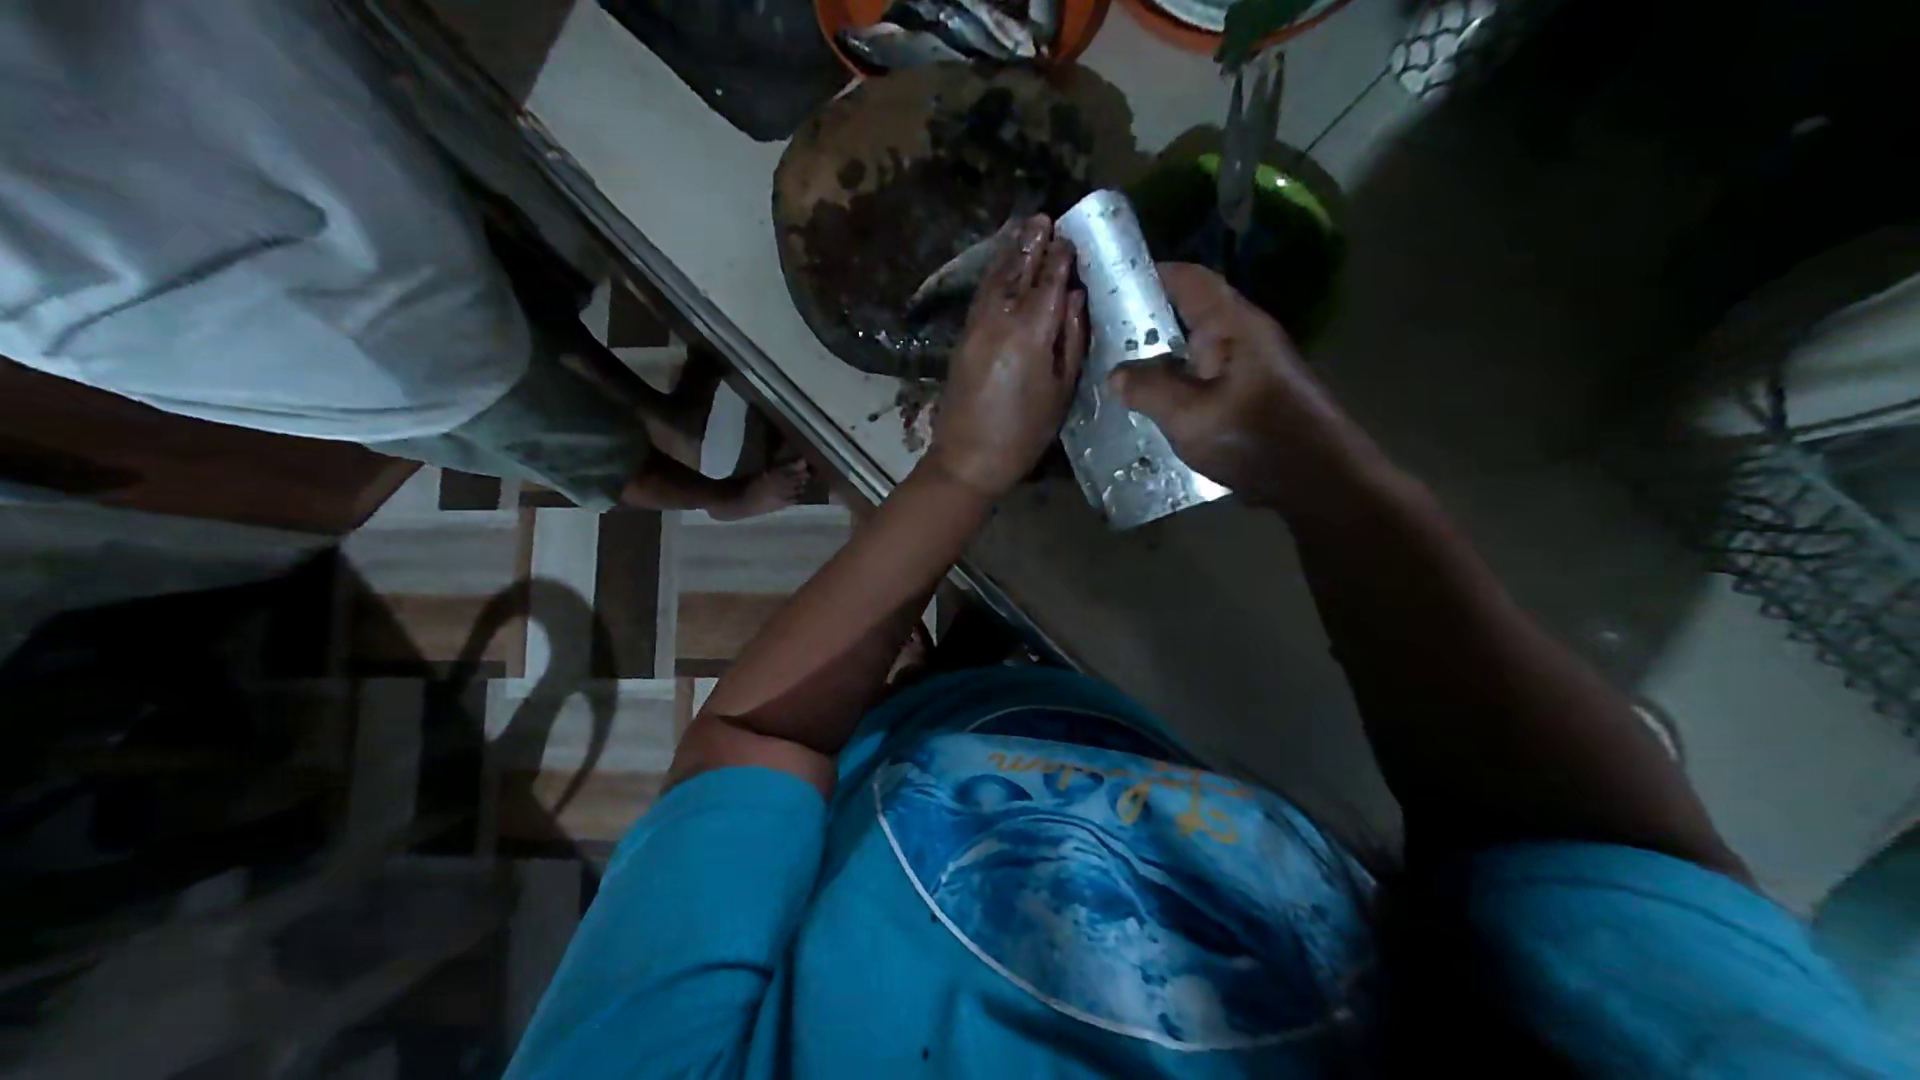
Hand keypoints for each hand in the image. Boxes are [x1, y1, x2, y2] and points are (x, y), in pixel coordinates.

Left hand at [928, 215, 1087, 497]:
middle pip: (1018, 271)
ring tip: (1023, 230)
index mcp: (1030, 331)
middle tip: (1044, 217)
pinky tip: (1000, 267)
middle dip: (1032, 244)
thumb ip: (1071, 340)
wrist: (968, 458)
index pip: (1049, 281)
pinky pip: (981, 295)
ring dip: (1009, 253)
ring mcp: (975, 326)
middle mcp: (999, 318)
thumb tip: (1075, 299)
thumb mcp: (1061, 390)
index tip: (1070, 237)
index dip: (1060, 257)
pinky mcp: (962, 337)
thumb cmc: (1024, 432)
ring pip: (995, 279)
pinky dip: (993, 275)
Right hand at [1110, 263, 1381, 512]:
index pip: (1189, 279)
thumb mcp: (1190, 416)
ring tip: (1115, 372)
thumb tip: (1116, 375)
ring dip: (1159, 359)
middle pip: (1189, 314)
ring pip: (1194, 351)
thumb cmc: (1255, 439)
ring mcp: (1250, 368)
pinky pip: (1203, 379)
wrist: (1319, 482)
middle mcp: (1244, 337)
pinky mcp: (1250, 396)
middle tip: (1100, 336)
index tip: (1108, 286)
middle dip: (1145, 321)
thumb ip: (1148, 390)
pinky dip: (1175, 385)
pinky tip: (1150, 406)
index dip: (1149, 275)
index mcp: (1234, 325)